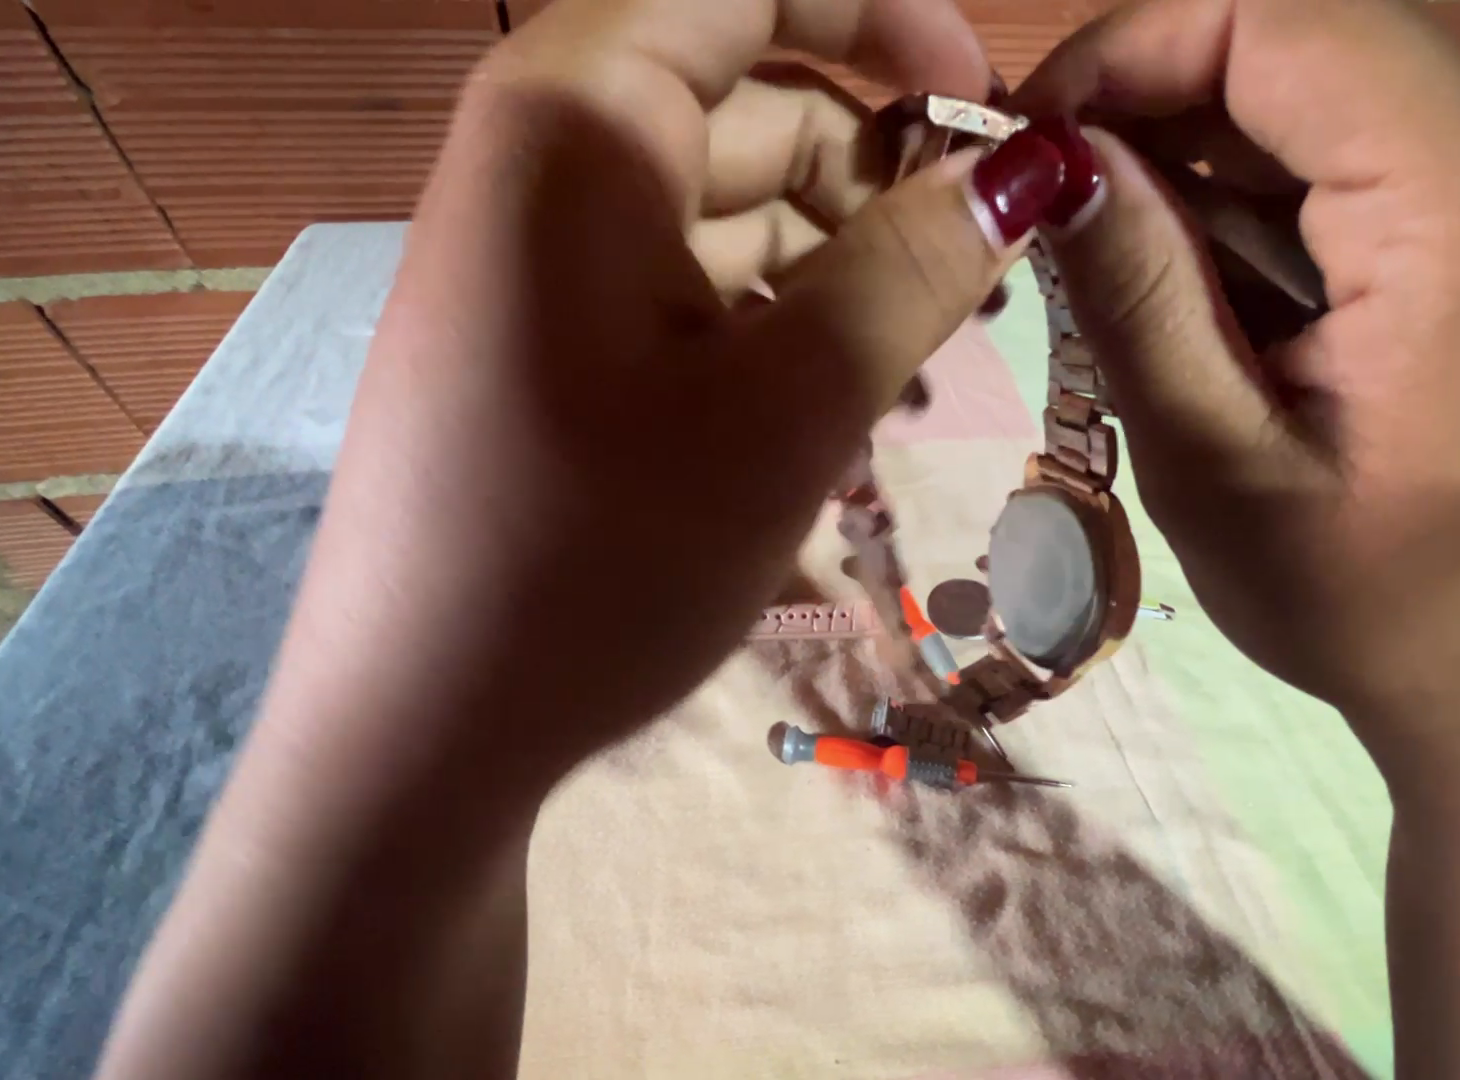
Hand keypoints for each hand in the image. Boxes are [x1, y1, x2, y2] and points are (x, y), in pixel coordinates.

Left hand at [303, 0, 1079, 770]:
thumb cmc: (602, 556)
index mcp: (577, 123)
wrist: (432, 723)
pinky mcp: (556, 352)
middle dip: (877, 188)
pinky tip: (836, 416)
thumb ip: (911, 270)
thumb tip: (1027, 175)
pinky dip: (778, 337)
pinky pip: (693, 302)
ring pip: (732, 224)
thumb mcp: (786, 407)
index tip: (981, 109)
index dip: (883, 17)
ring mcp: (546, 269)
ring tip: (918, 383)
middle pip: (750, 114)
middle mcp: (546, 168)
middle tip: (977, 291)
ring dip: (840, 282)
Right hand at [1013, 0, 1459, 785]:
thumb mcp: (1210, 458)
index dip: (1125, 50)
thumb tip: (1051, 161)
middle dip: (1145, 117)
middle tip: (1045, 220)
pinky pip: (1345, 168)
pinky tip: (1187, 294)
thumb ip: (1133, 292)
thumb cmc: (1360, 603)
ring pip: (1311, 111)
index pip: (1278, 21)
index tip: (1023, 140)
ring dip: (1186, 177)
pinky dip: (1243, 213)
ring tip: (1102, 275)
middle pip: (1296, 53)